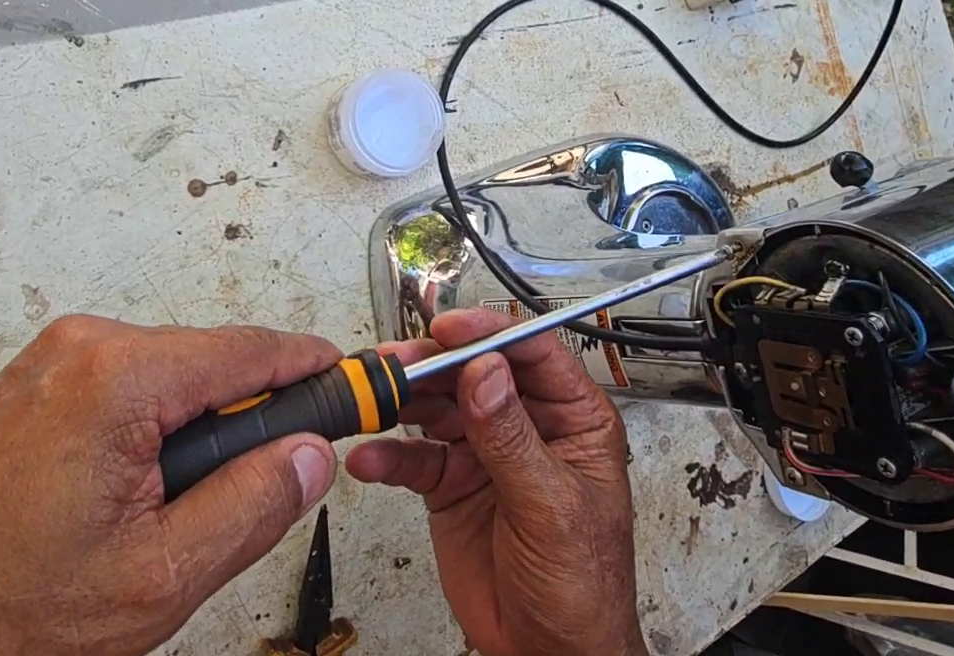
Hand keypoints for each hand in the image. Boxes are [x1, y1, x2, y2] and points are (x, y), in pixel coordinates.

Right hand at [349, 309, 648, 655]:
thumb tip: (485, 372)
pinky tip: (370, 458)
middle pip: (474, 372)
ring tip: (374, 399)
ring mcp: (485, 450)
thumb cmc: (583, 587)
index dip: (490, 333)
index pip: (532, 353)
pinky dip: (389, 454)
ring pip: (439, 405)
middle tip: (398, 363)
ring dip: (404, 400)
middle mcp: (525, 423)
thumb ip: (512, 439)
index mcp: (570, 417)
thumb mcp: (552, 508)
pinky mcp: (451, 481)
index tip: (450, 329)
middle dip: (434, 364)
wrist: (547, 655)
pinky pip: (415, 456)